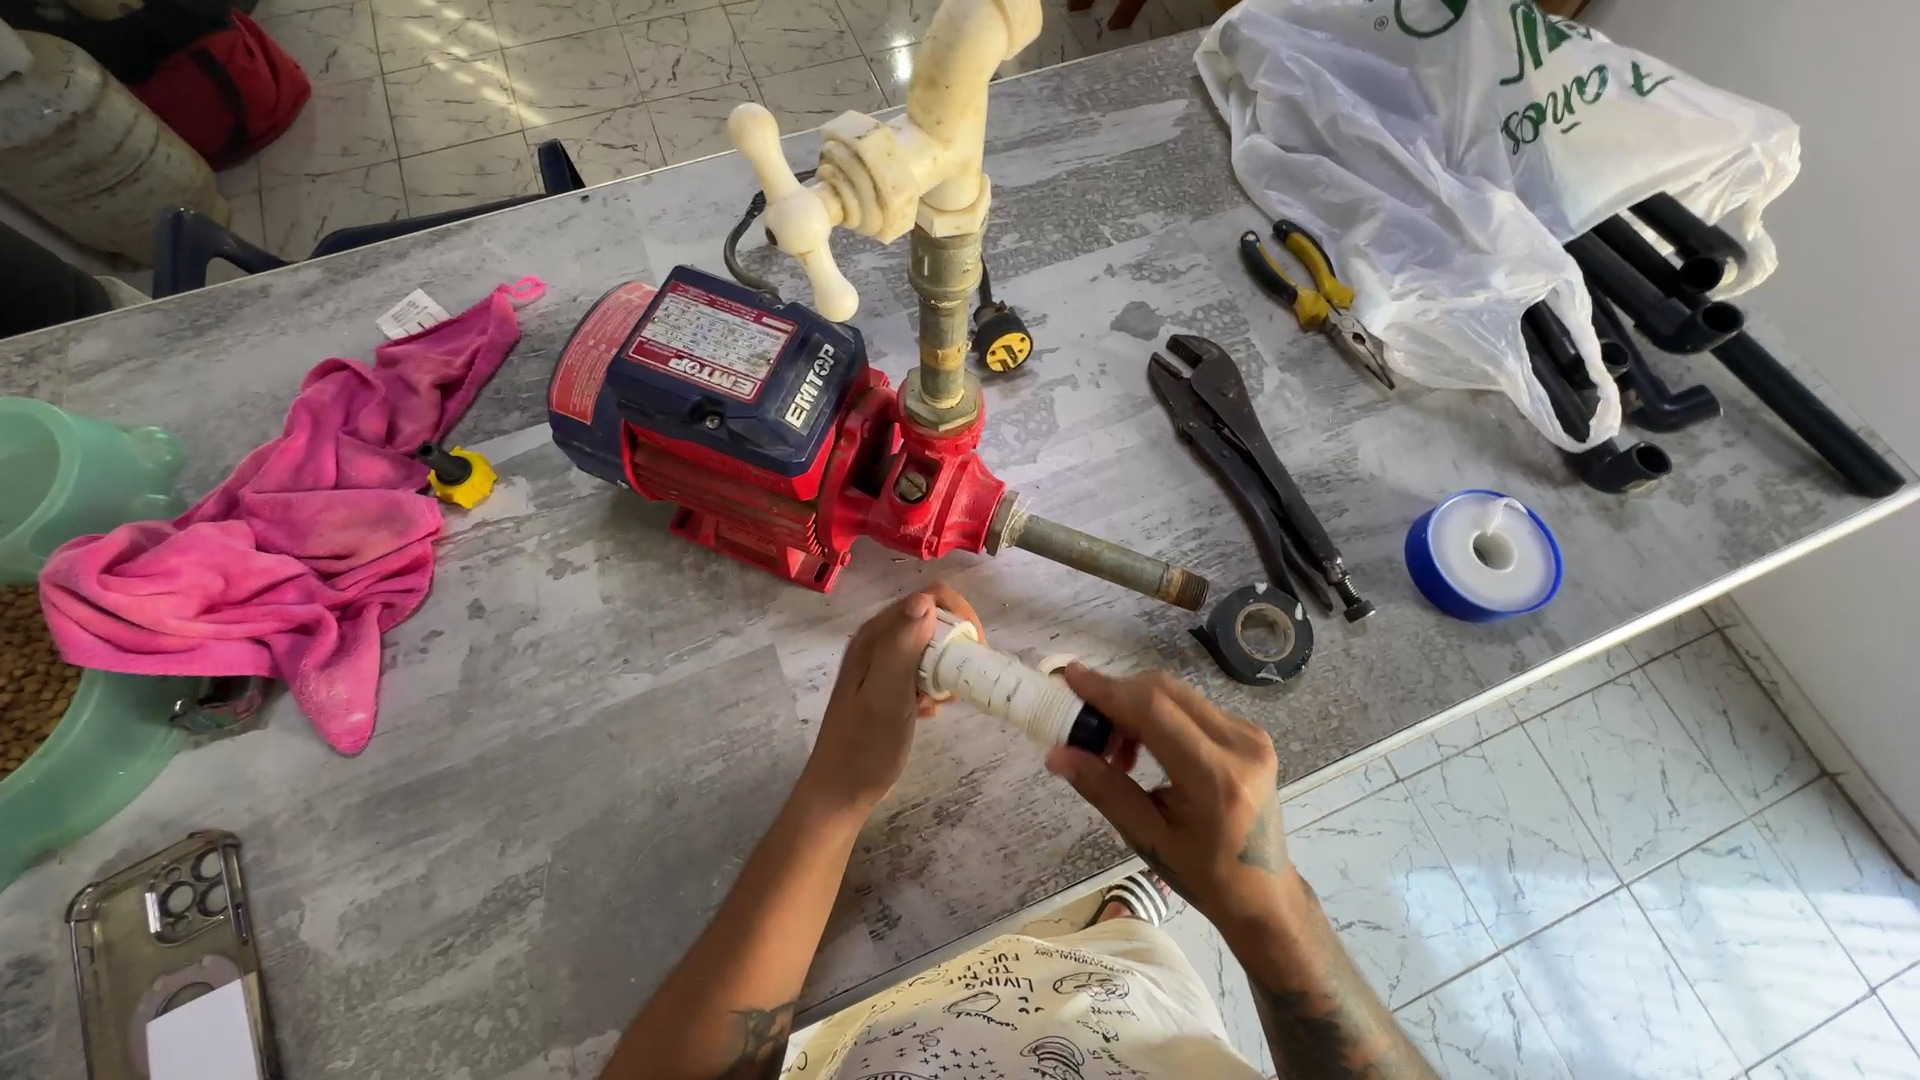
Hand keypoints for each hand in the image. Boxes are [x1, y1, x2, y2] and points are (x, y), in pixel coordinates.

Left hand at [800, 583, 983, 814]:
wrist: (841, 790)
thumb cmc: (865, 746)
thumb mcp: (886, 695)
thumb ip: (901, 646)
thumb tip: (925, 600)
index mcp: (875, 636)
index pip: (928, 597)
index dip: (957, 614)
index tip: (974, 648)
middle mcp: (878, 642)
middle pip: (932, 619)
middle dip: (955, 643)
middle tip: (962, 679)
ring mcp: (882, 664)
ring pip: (931, 647)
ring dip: (947, 668)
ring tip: (944, 699)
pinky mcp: (889, 686)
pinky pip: (924, 671)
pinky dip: (935, 686)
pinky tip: (930, 711)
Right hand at [1046, 666, 1291, 930]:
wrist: (1264, 892)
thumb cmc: (1205, 874)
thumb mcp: (1147, 839)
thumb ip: (1104, 789)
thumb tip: (1058, 754)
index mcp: (1216, 777)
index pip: (1153, 711)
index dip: (1108, 690)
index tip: (1071, 678)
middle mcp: (1239, 744)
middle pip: (1165, 691)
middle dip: (1117, 697)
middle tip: (1086, 724)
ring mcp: (1250, 735)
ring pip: (1177, 694)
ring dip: (1136, 706)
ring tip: (1115, 749)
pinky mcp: (1249, 732)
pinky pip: (1191, 705)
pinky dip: (1158, 714)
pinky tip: (1144, 747)